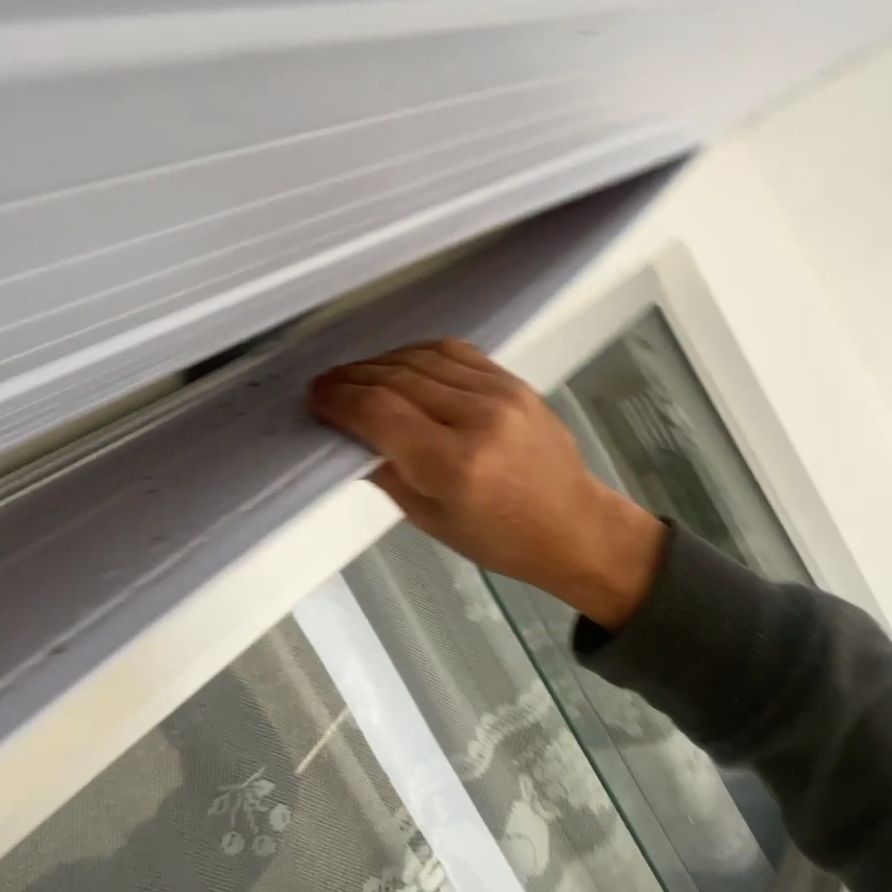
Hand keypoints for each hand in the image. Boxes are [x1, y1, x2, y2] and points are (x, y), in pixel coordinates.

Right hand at [309, 338, 664, 629]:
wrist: (574, 525)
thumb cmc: (500, 539)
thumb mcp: (431, 520)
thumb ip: (387, 473)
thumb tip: (349, 436)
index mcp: (454, 465)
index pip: (380, 413)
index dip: (339, 401)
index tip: (316, 399)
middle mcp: (477, 420)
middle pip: (396, 380)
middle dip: (352, 379)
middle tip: (325, 385)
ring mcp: (500, 394)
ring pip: (421, 359)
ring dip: (380, 362)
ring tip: (355, 375)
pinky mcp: (513, 382)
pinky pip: (454, 352)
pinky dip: (417, 353)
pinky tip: (397, 363)